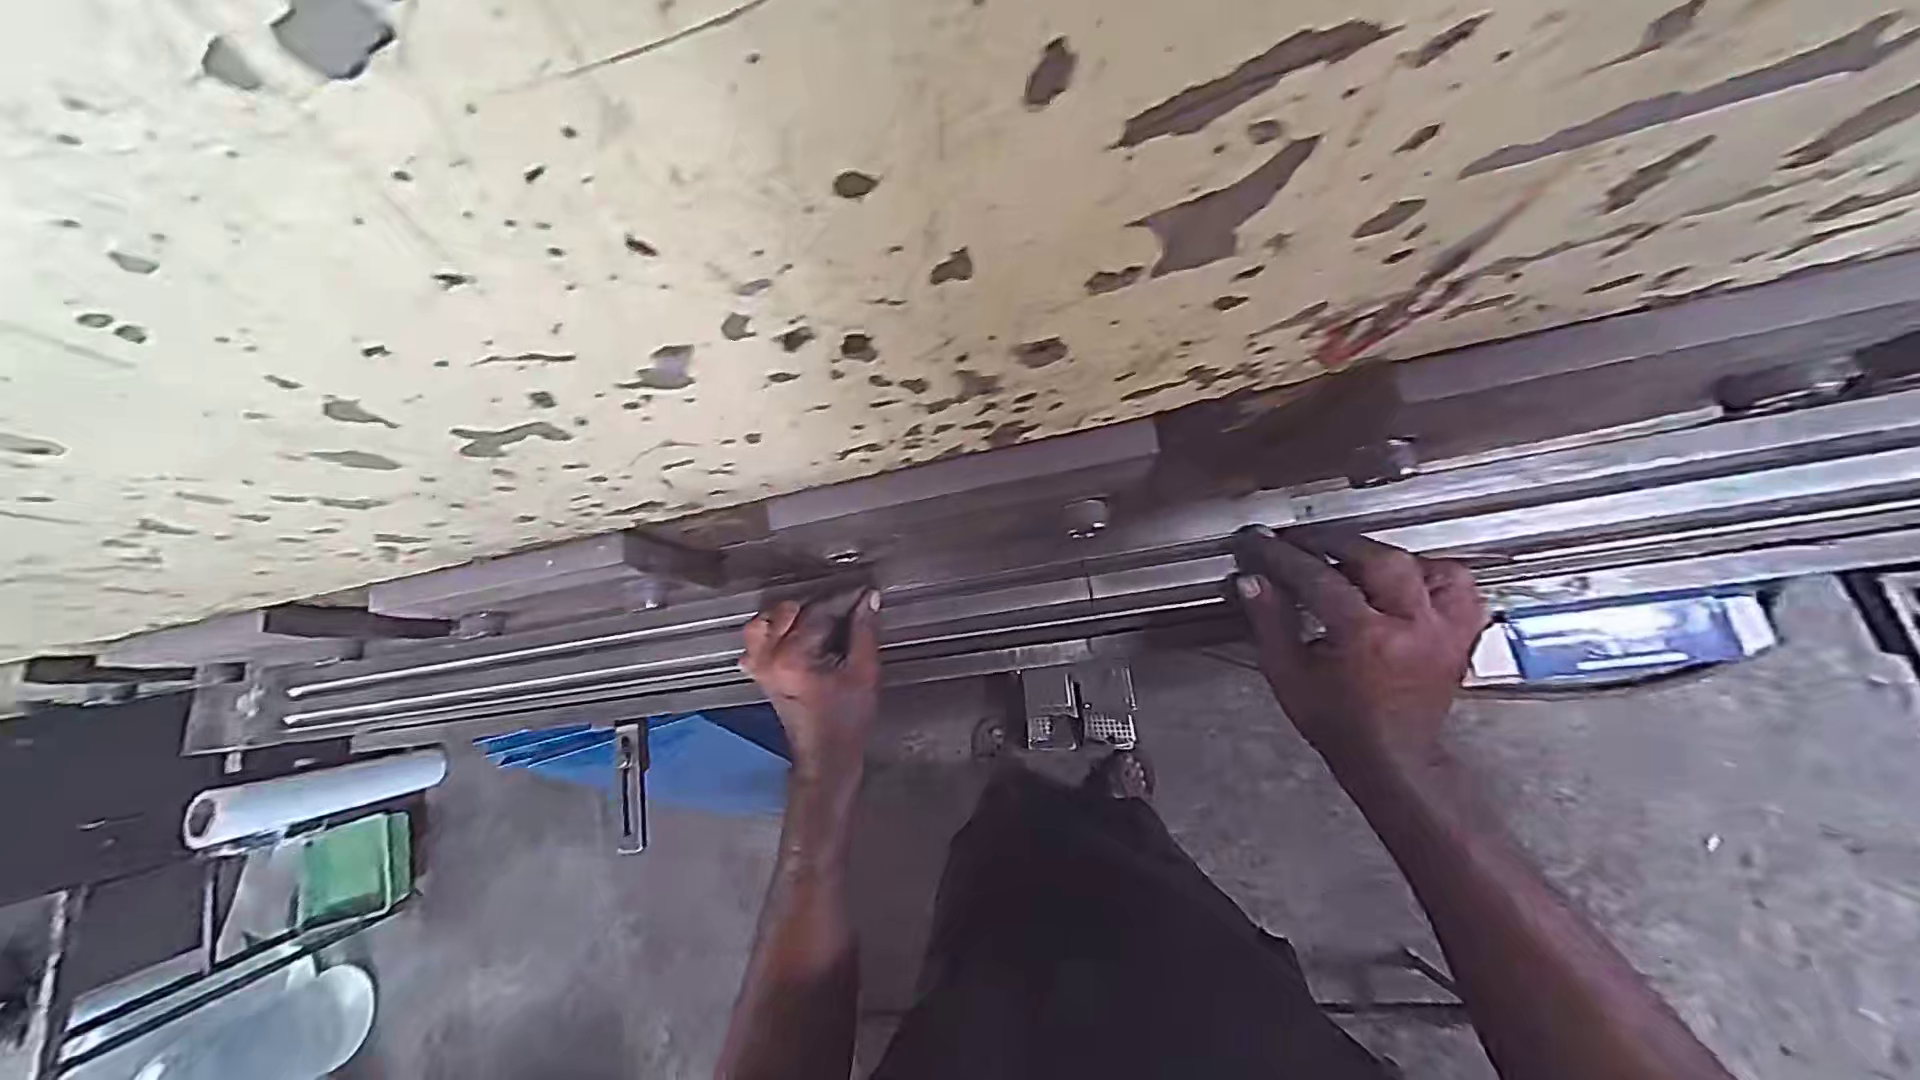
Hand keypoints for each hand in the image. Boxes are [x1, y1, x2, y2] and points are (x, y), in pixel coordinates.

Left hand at [741, 587, 882, 778]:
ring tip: (816, 620)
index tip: (863, 594)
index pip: (819, 612)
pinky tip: (791, 637)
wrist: (827, 756)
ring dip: (789, 616)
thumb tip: (869, 599)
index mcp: (794, 657)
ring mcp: (760, 667)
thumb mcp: (864, 672)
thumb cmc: (847, 720)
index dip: (844, 600)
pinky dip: (770, 634)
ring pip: (764, 622)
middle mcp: (769, 658)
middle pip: (789, 611)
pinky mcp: (760, 674)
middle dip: (819, 606)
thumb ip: (865, 631)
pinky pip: (754, 643)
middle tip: (845, 610)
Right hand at [1229, 527, 1487, 774]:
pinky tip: (1400, 573)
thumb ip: (1269, 619)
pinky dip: (1427, 570)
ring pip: (1419, 563)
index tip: (1262, 545)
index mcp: (1366, 638)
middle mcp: (1414, 628)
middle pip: (1374, 557)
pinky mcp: (1460, 634)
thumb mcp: (1286, 671)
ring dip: (1377, 552)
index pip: (1317, 577)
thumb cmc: (1339, 723)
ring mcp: (1444, 629)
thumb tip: (1251, 581)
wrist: (1390, 757)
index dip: (1283, 556)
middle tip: (1299, 541)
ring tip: (1345, 554)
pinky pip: (1456, 584)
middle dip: (1329, 541)